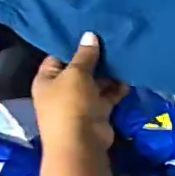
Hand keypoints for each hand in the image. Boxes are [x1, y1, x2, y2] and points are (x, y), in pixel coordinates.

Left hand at [32, 31, 128, 149]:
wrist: (81, 143)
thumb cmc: (70, 104)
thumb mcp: (76, 74)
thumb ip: (85, 54)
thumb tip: (90, 35)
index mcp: (47, 80)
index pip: (57, 56)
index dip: (72, 46)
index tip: (90, 33)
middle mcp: (61, 90)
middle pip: (79, 69)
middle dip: (95, 59)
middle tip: (112, 41)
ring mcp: (80, 102)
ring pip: (96, 82)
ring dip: (109, 74)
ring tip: (122, 56)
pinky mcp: (97, 112)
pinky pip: (108, 96)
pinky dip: (117, 89)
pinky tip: (127, 78)